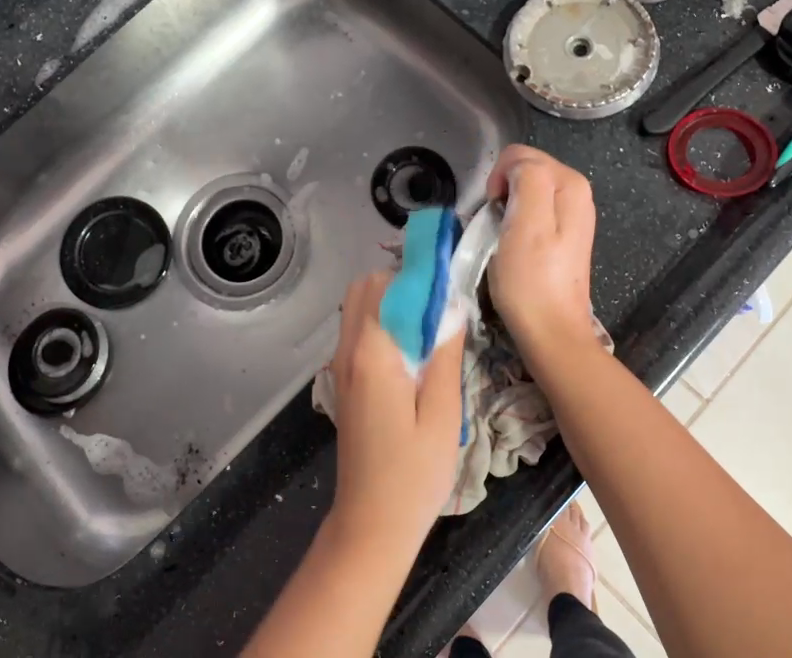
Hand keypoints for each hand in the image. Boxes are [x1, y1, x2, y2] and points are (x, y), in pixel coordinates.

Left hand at [327, 271, 464, 549]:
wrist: (371, 522)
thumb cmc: (413, 474)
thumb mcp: (442, 413)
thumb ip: (443, 353)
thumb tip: (451, 304)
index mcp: (372, 353)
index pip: (390, 285)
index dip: (420, 270)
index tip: (451, 269)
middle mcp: (348, 350)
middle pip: (366, 286)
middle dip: (403, 281)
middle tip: (443, 301)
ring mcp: (340, 365)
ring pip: (359, 306)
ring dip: (392, 300)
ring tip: (433, 323)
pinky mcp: (344, 380)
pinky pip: (359, 331)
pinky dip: (383, 322)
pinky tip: (414, 347)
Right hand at [485, 145, 598, 360]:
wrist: (550, 331)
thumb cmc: (531, 279)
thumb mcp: (525, 222)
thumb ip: (526, 179)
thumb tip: (516, 167)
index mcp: (570, 184)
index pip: (520, 155)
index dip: (498, 180)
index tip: (495, 213)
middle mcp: (577, 192)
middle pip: (525, 169)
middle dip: (504, 191)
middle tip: (498, 227)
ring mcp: (572, 214)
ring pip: (526, 190)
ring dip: (508, 208)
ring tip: (505, 238)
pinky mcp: (563, 233)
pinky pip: (531, 210)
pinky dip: (516, 222)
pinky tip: (515, 246)